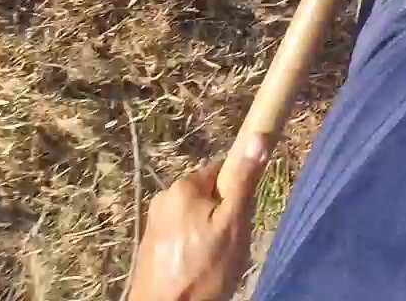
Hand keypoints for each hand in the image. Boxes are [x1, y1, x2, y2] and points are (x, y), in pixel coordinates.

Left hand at [127, 134, 269, 300]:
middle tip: (228, 243)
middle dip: (222, 215)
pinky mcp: (148, 250)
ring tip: (213, 261)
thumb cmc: (203, 270)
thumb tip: (257, 136)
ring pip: (195, 218)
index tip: (239, 217)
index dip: (235, 193)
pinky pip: (180, 238)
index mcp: (182, 187)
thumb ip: (244, 181)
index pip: (221, 172)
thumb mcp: (233, 223)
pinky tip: (197, 270)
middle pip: (208, 196)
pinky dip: (191, 250)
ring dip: (207, 234)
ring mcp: (153, 226)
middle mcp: (162, 198)